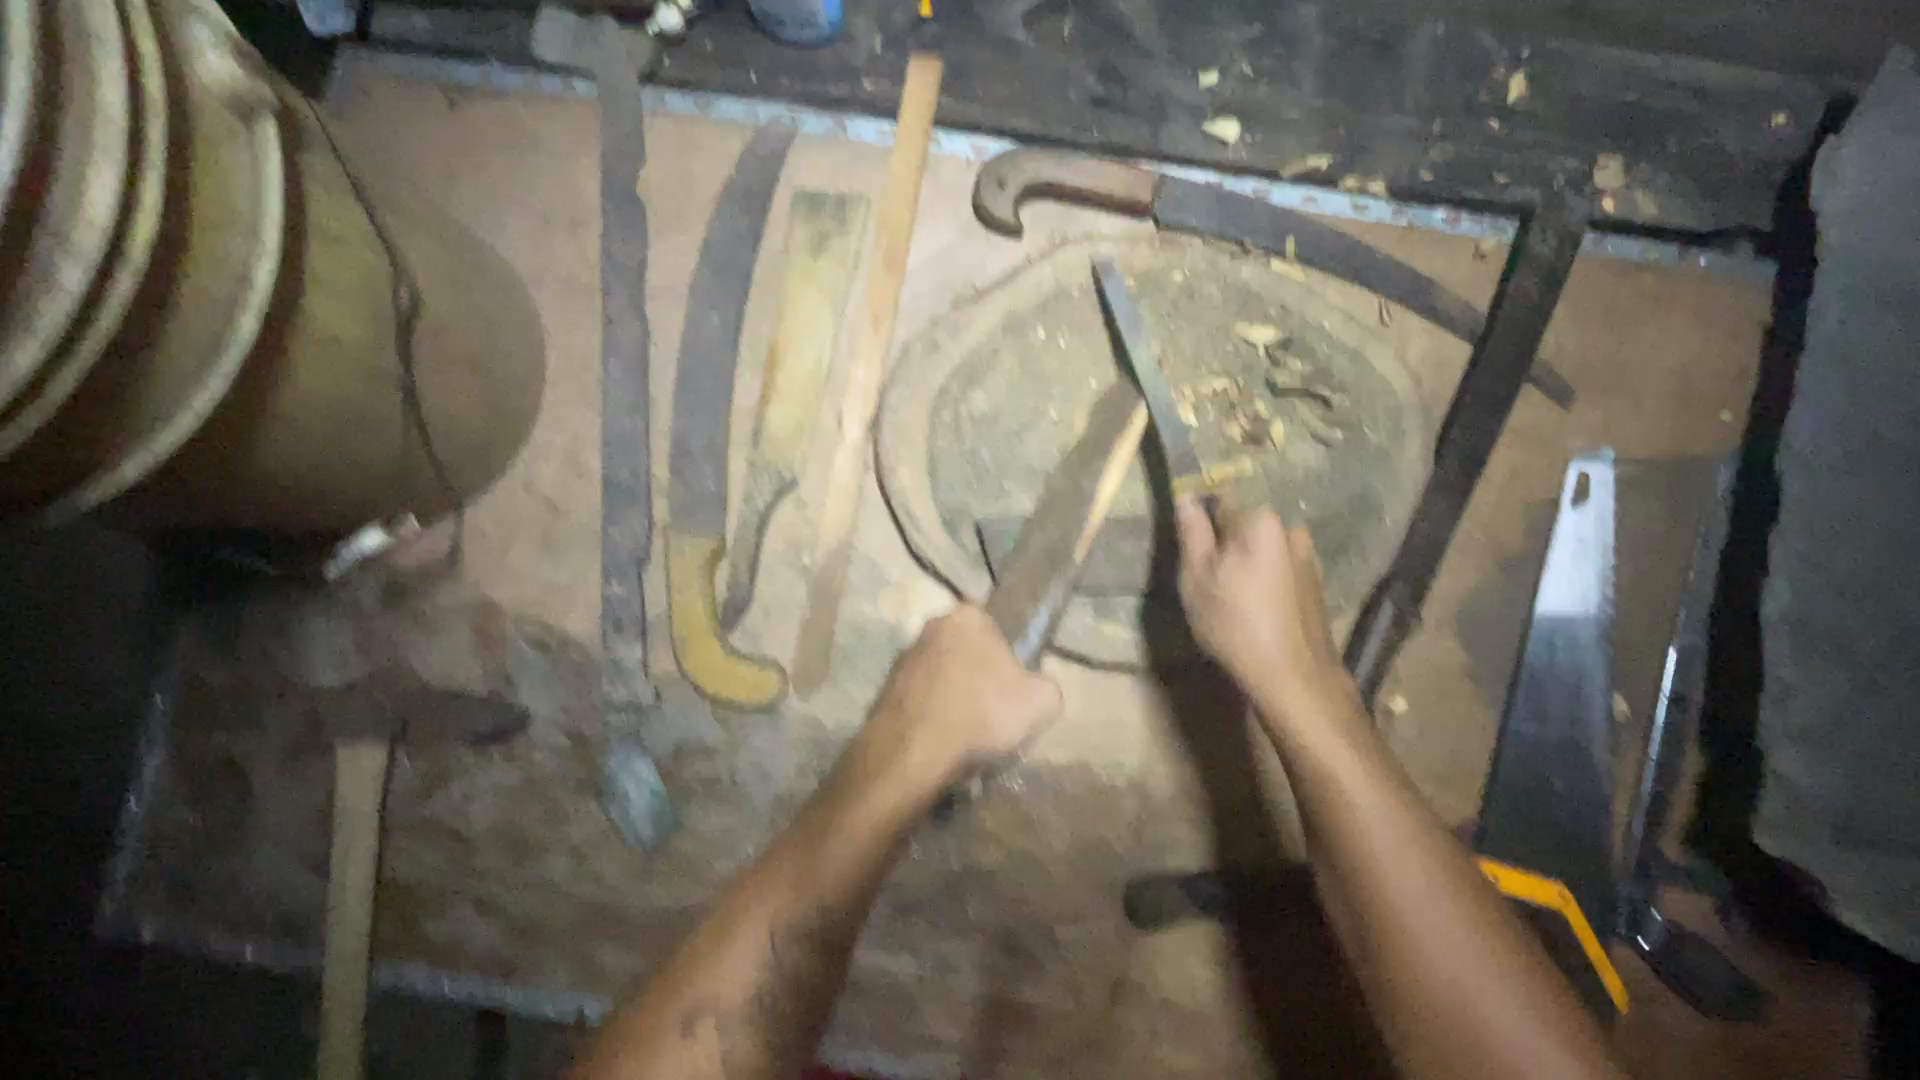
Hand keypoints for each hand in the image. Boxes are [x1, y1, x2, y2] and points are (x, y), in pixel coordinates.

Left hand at [857, 605, 1063, 791]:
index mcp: (968, 616)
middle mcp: (930, 627)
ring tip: (969, 737)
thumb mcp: (1043, 701)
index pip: (996, 624)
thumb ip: (1044, 684)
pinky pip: (921, 702)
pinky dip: (933, 718)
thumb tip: (1033, 688)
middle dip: (979, 677)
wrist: (914, 753)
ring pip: (942, 677)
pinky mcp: (884, 691)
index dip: (1009, 655)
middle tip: (995, 713)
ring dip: (954, 699)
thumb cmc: (983, 715)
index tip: (1015, 686)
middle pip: (966, 651)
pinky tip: (943, 745)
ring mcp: (902, 659)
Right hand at [1175, 499, 1349, 713]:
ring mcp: (1308, 555)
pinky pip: (1281, 567)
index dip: (1201, 520)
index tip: (1191, 548)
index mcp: (1260, 520)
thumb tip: (1187, 498)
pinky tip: (1256, 607)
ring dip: (1247, 561)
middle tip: (1207, 578)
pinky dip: (1266, 578)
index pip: (1221, 498)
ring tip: (1232, 596)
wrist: (1293, 675)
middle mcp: (1290, 528)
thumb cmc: (1235, 624)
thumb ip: (1192, 533)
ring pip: (1264, 547)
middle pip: (1245, 523)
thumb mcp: (1197, 579)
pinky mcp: (1317, 582)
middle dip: (1226, 542)